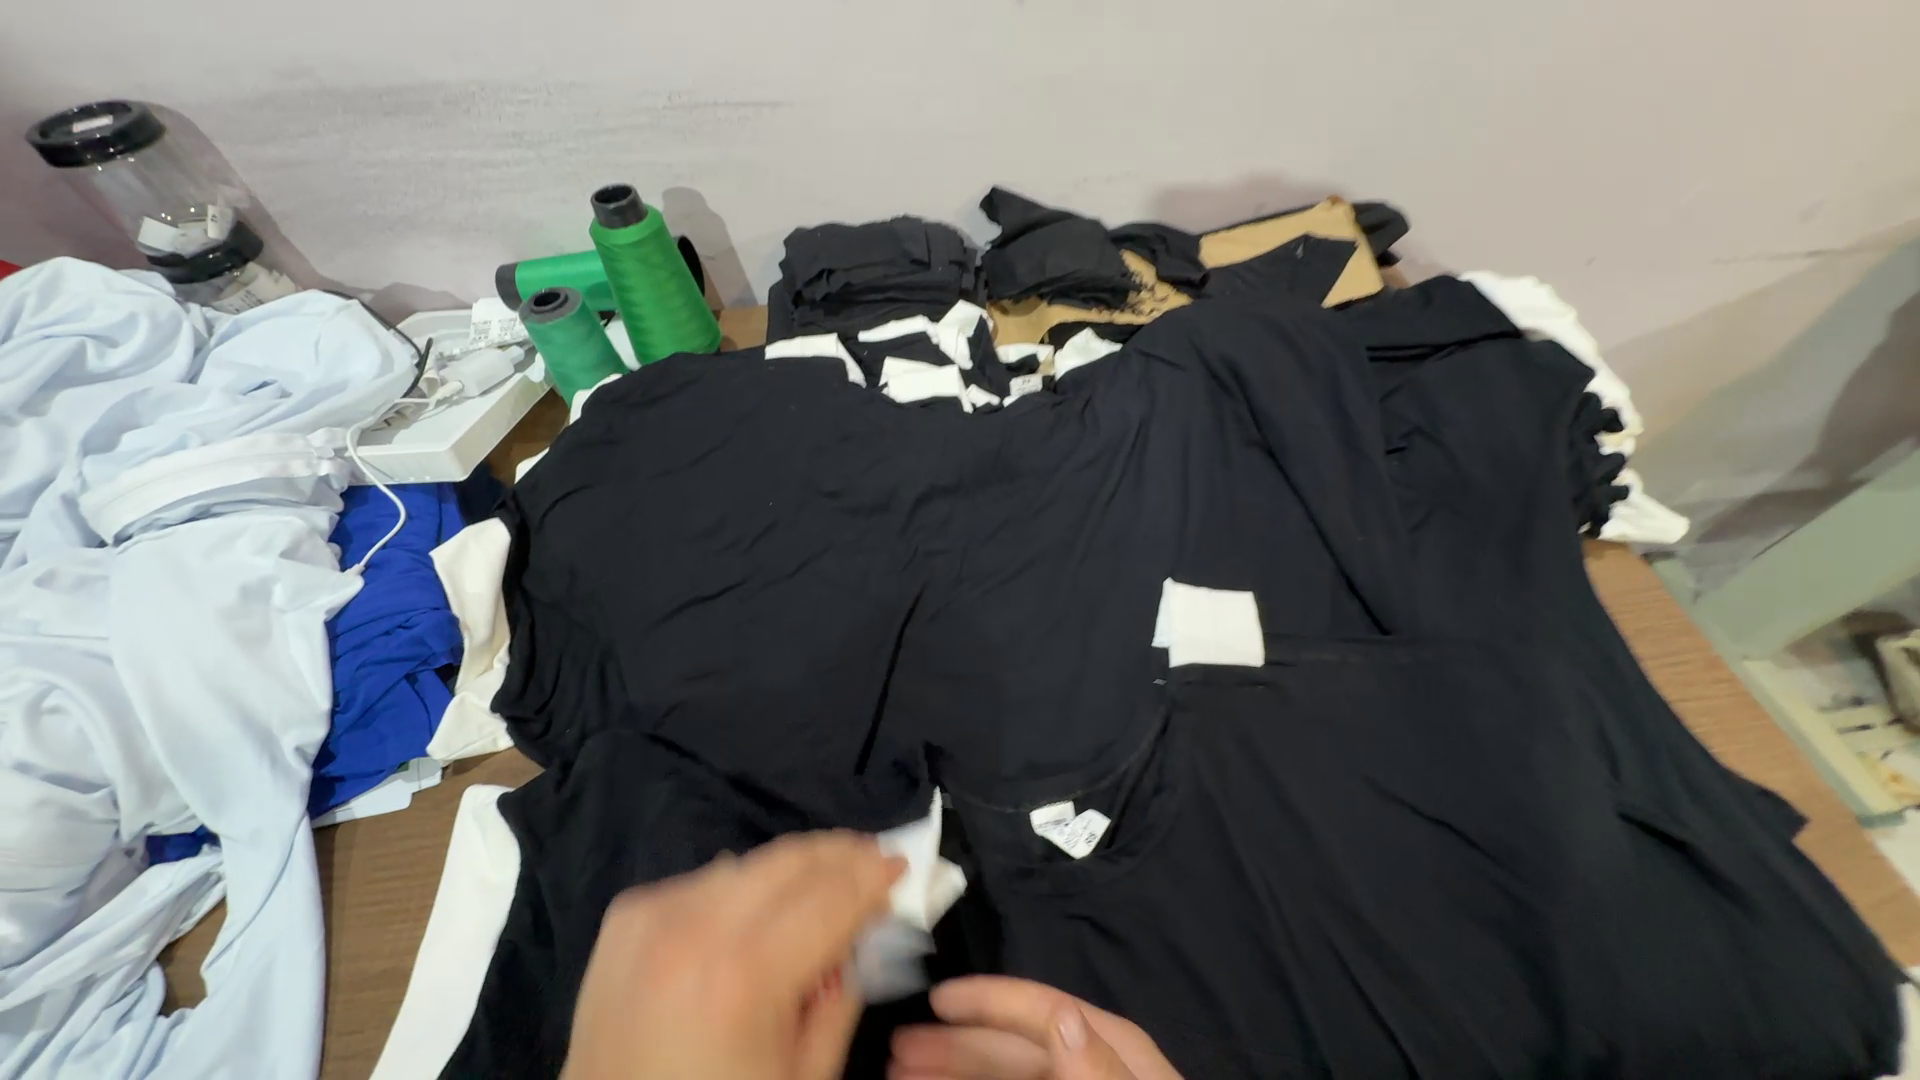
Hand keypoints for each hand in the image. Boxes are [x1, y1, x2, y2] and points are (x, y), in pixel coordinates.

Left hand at [562, 831, 905, 1079]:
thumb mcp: (806, 1076)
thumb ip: (842, 992)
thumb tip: (861, 928)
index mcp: (745, 976)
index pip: (832, 897)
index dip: (873, 875)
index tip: (902, 863)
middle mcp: (696, 927)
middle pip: (790, 860)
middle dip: (840, 854)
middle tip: (871, 858)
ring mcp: (654, 915)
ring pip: (750, 862)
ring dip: (792, 871)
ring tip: (819, 888)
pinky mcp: (626, 916)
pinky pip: (705, 880)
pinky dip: (741, 888)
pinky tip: (753, 914)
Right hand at [889, 976, 1182, 1079]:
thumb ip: (1099, 1071)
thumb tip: (1062, 1018)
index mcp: (1110, 1050)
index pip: (1045, 1010)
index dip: (990, 999)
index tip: (938, 999)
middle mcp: (1089, 1066)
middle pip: (1014, 1048)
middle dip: (957, 1045)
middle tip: (902, 1050)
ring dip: (958, 1076)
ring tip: (905, 1077)